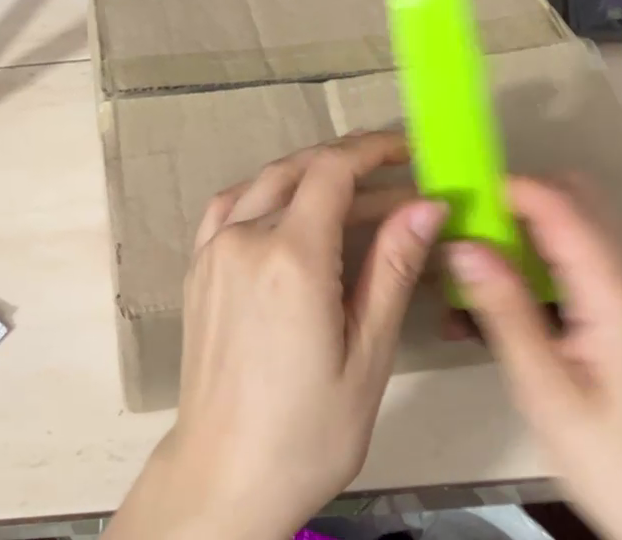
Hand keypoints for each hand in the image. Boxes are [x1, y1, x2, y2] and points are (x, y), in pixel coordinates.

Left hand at [107, 132, 448, 539]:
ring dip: (306, 174)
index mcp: (290, 257)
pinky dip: (263, 193)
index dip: (371, 151)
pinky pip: (228, 207)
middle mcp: (244, 239)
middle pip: (296, 170)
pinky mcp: (196, 267)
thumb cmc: (307, 430)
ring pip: (261, 184)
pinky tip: (287, 210)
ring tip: (350, 191)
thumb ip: (391, 271)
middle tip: (392, 172)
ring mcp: (212, 250)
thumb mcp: (366, 356)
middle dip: (346, 160)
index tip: (407, 152)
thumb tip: (425, 207)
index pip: (331, 172)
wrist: (225, 469)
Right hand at [447, 177, 621, 539]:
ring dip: (528, 234)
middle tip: (467, 231)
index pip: (563, 206)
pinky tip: (505, 306)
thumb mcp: (546, 391)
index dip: (508, 187)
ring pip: (581, 229)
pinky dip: (544, 264)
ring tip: (474, 272)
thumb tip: (463, 245)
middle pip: (580, 200)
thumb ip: (505, 311)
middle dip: (519, 202)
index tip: (456, 193)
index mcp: (620, 299)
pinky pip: (587, 264)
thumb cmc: (613, 464)